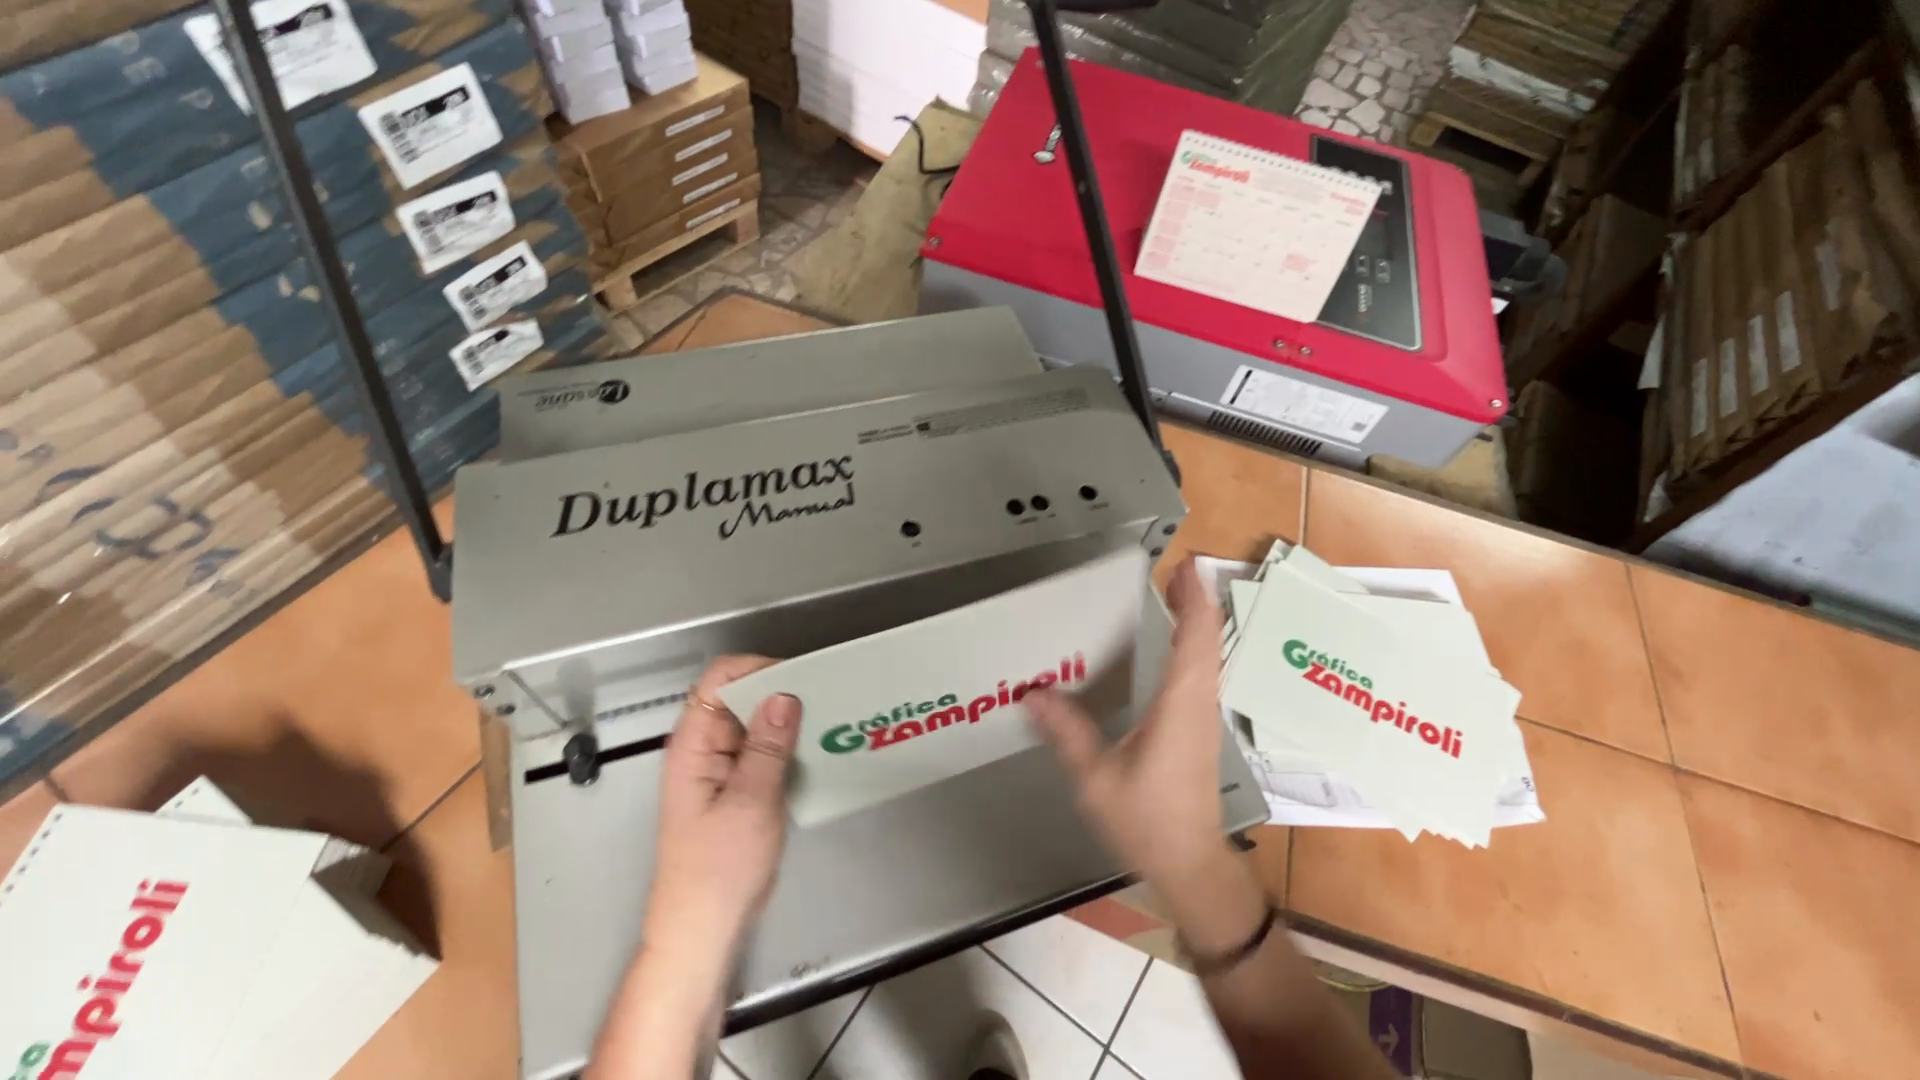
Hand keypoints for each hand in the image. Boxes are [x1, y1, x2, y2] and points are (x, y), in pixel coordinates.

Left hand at [648, 655, 801, 946]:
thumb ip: (768, 746)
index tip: (803, 680)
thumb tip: (785, 693)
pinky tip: (817, 749)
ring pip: (754, 723)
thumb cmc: (719, 868)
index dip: (759, 669)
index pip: (720, 679)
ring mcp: (720, 768)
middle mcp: (704, 747)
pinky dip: (787, 744)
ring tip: (830, 719)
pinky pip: (762, 750)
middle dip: (780, 690)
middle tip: (827, 698)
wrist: (703, 928)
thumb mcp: (749, 802)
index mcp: (693, 743)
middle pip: (739, 696)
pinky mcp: (737, 787)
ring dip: (787, 719)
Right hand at [1026, 558, 1266, 953]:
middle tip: (1174, 571)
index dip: (1193, 599)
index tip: (1183, 566)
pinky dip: (1194, 647)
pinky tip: (1174, 649)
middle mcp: (1198, 705)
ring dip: (1197, 623)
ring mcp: (1204, 719)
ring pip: (1209, 658)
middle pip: (1207, 641)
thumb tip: (1034, 693)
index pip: (1194, 640)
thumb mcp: (1096, 779)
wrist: (1191, 864)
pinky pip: (1203, 675)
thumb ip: (1067, 733)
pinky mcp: (1200, 732)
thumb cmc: (1147, 822)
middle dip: (1195, 601)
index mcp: (1178, 707)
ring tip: (1175, 597)